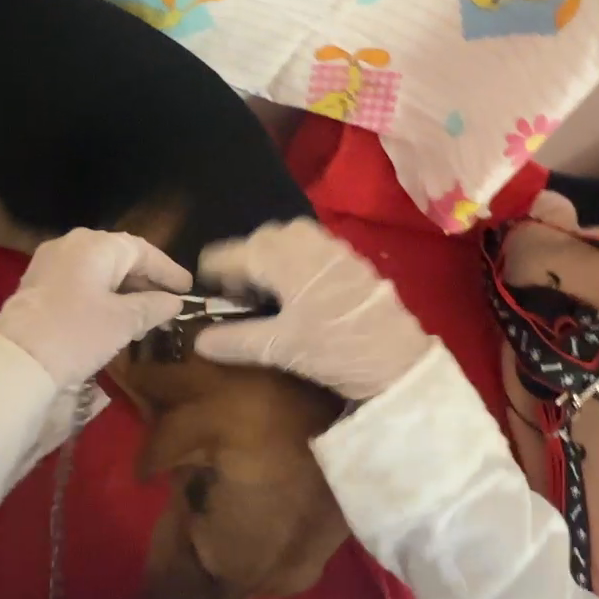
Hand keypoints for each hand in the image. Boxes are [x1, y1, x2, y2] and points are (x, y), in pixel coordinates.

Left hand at [0, 230, 191, 386]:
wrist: (18, 360)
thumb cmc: (78, 333)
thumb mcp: (124, 321)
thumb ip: (154, 306)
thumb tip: (174, 301)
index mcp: (96, 245)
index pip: (142, 250)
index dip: (167, 270)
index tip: (187, 289)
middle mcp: (72, 244)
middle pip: (119, 257)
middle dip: (145, 280)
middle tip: (168, 302)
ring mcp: (50, 262)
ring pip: (98, 270)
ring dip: (123, 289)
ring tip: (145, 314)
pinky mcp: (37, 284)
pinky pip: (80, 281)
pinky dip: (101, 295)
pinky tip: (113, 317)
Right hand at [193, 219, 432, 399]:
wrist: (399, 359)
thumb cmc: (336, 348)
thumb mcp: (280, 348)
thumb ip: (235, 340)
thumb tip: (198, 340)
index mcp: (281, 256)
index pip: (229, 254)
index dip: (214, 276)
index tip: (209, 299)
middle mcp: (302, 239)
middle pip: (256, 242)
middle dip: (243, 267)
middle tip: (240, 301)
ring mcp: (329, 245)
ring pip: (283, 240)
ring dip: (269, 262)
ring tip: (269, 297)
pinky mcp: (348, 258)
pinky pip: (308, 247)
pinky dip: (293, 263)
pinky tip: (298, 294)